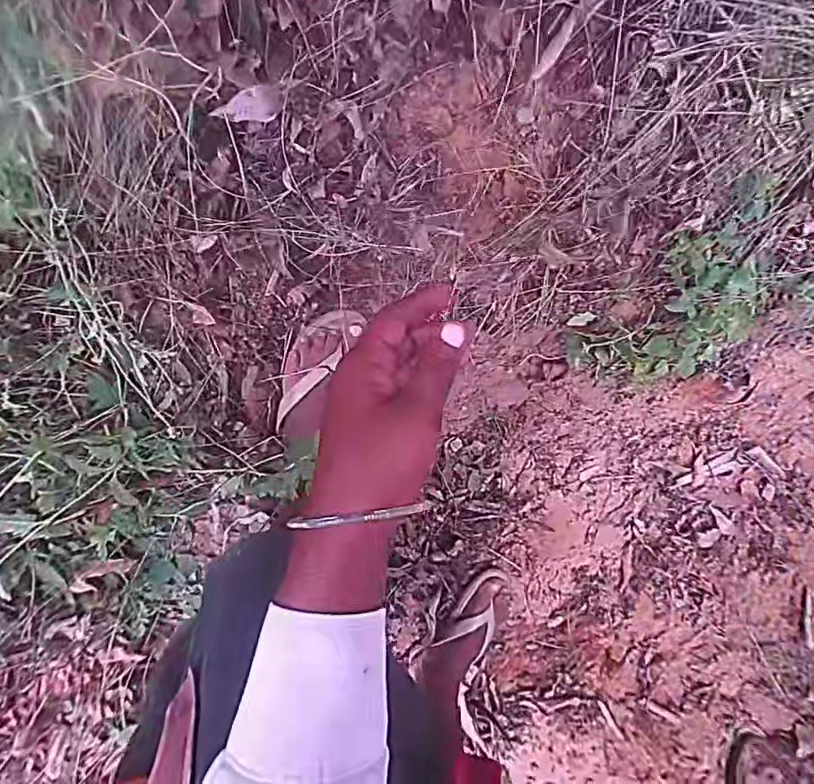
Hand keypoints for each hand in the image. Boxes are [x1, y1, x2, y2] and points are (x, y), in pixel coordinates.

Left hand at [304, 283, 470, 518]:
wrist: (351, 521)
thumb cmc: (382, 462)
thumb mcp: (417, 411)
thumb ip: (438, 368)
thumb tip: (456, 329)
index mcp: (362, 365)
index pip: (392, 319)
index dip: (421, 302)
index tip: (450, 292)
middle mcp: (357, 377)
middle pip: (393, 339)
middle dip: (427, 328)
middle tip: (462, 327)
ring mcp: (361, 401)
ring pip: (396, 364)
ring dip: (425, 354)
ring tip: (457, 352)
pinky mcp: (368, 422)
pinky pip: (395, 386)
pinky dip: (418, 378)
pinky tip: (438, 384)